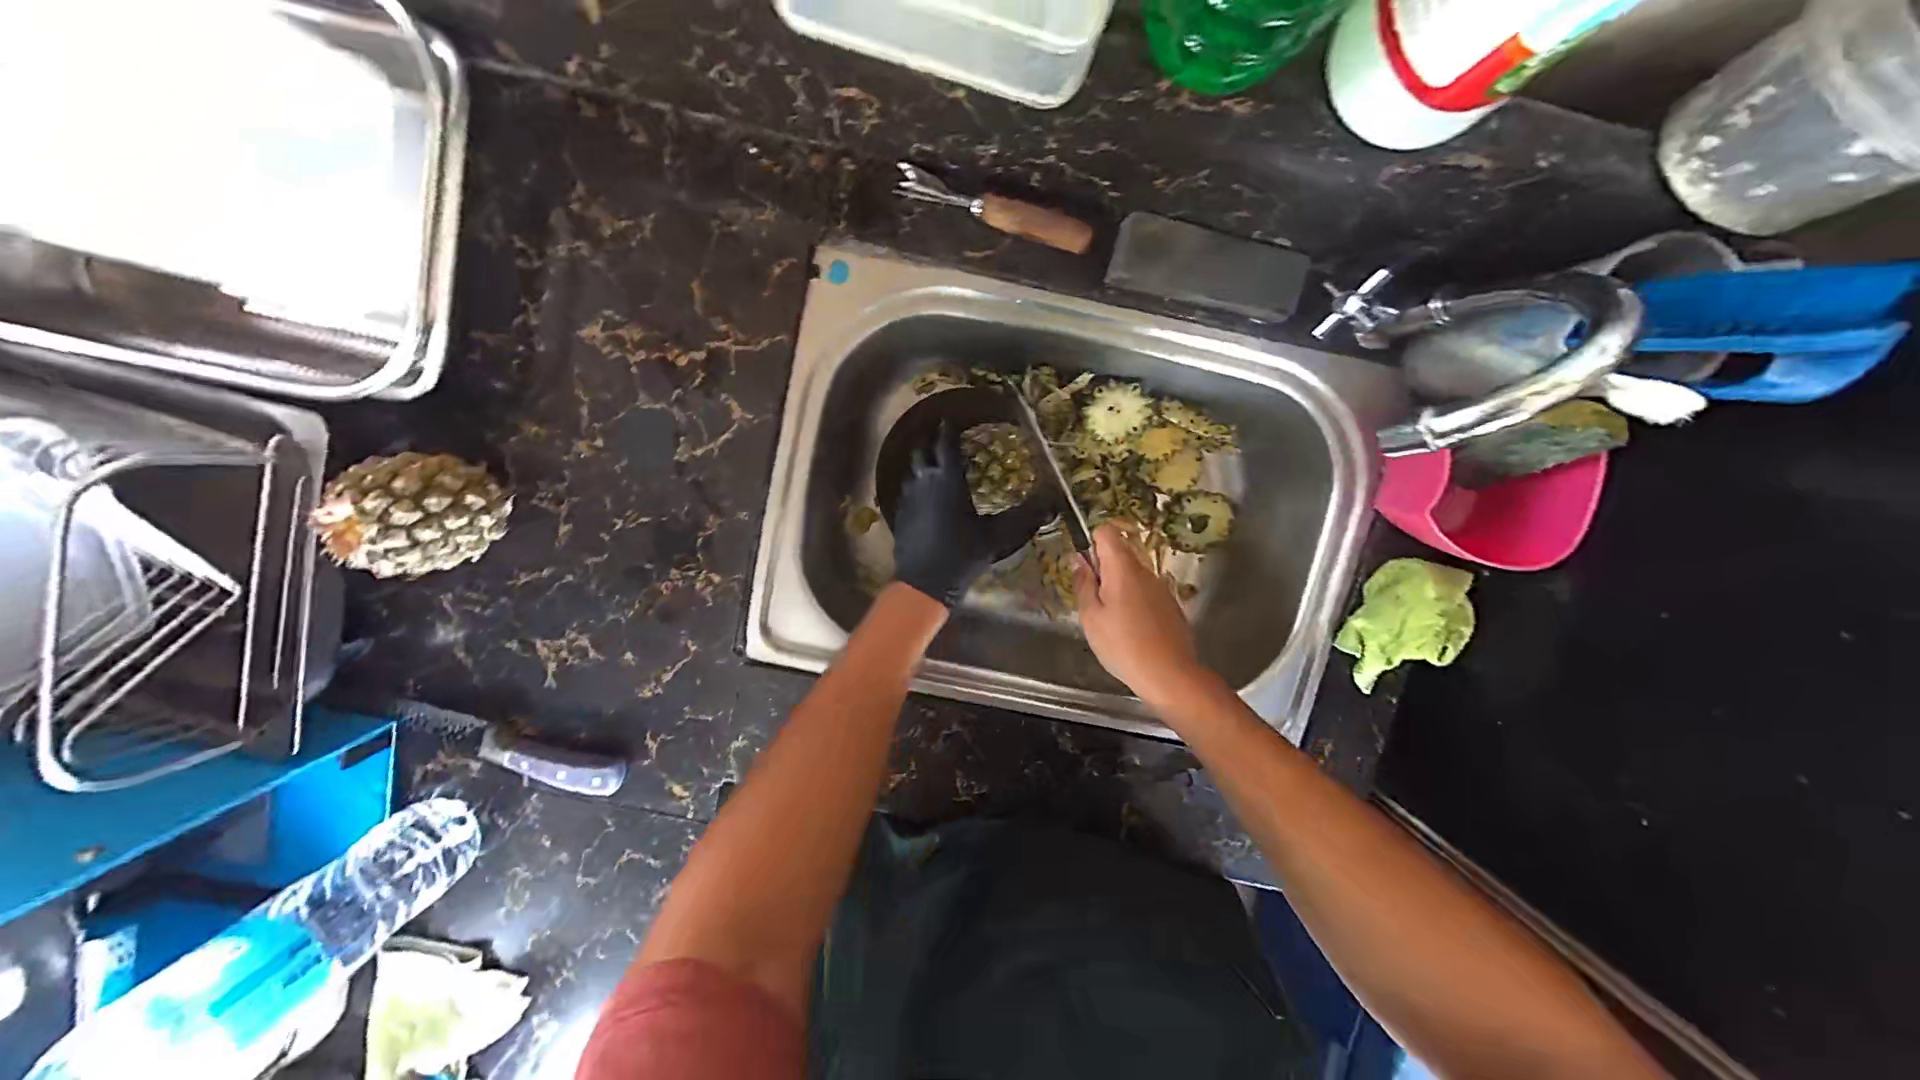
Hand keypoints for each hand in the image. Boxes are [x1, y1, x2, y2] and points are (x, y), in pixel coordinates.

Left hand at [892, 421, 1051, 606]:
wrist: (924, 582)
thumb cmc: (963, 554)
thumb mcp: (997, 535)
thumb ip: (1025, 517)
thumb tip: (1053, 504)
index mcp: (947, 479)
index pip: (946, 443)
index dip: (948, 429)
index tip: (950, 418)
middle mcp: (924, 481)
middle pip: (923, 451)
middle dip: (931, 440)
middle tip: (942, 436)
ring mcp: (909, 497)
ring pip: (913, 469)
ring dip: (923, 461)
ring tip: (935, 460)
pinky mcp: (901, 513)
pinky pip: (908, 488)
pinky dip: (917, 482)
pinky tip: (925, 491)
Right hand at [1074, 524, 1211, 704]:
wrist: (1169, 674)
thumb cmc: (1122, 645)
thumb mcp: (1091, 617)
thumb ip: (1083, 584)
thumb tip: (1079, 560)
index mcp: (1123, 568)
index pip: (1107, 532)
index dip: (1091, 541)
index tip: (1084, 566)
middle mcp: (1145, 571)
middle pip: (1120, 553)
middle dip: (1102, 569)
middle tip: (1092, 600)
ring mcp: (1161, 588)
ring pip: (1133, 575)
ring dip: (1118, 587)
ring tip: (1109, 619)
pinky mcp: (1170, 605)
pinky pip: (1146, 592)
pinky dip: (1134, 602)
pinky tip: (1130, 630)